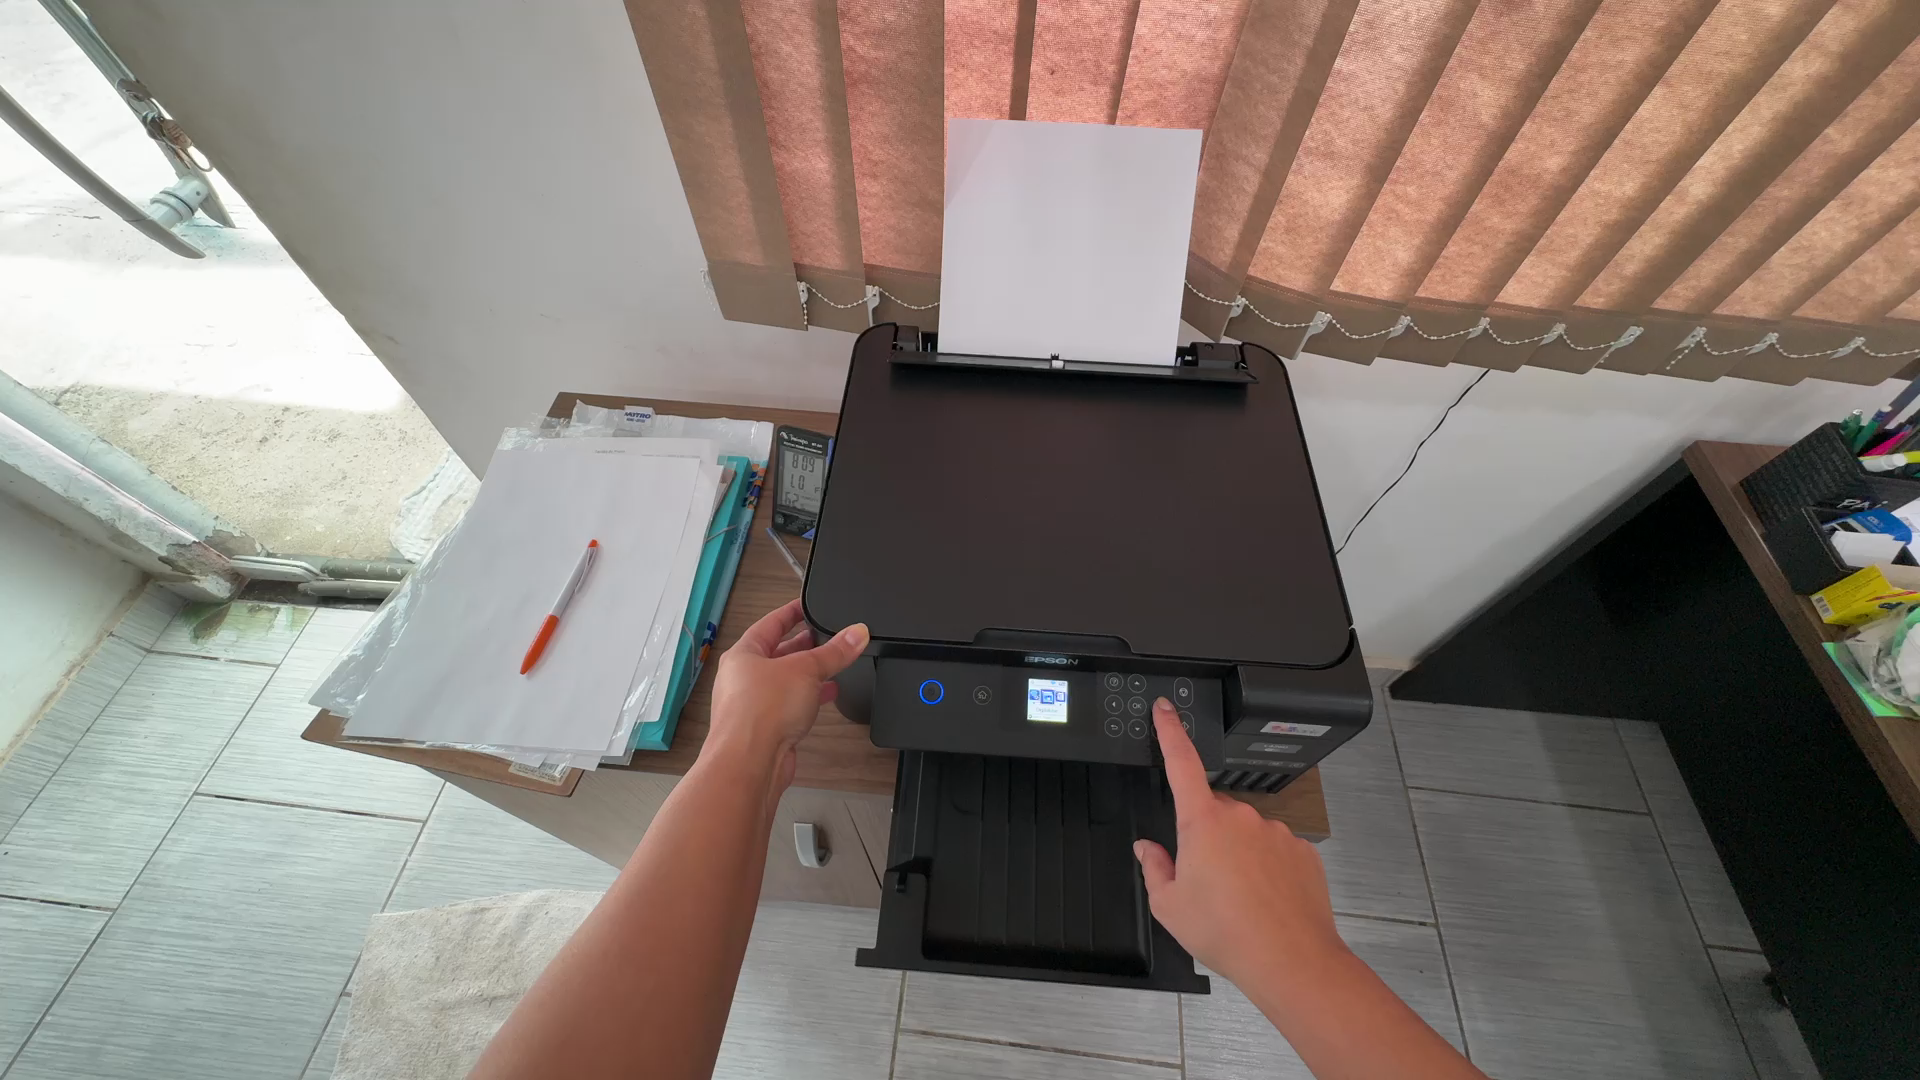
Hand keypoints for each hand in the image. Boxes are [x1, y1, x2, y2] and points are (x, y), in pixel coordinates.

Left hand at [707, 599, 867, 788]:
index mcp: (743, 655)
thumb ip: (835, 652)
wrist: (749, 762)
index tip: (806, 605)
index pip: (770, 624)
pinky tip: (826, 695)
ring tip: (830, 664)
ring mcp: (752, 705)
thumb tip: (856, 633)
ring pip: (784, 681)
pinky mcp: (765, 728)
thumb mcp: (807, 670)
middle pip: (777, 653)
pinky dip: (808, 697)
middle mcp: (743, 679)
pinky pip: (789, 705)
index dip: (791, 613)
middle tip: (822, 635)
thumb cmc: (760, 713)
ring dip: (808, 673)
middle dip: (802, 645)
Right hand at [1134, 698, 1345, 985]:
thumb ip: (1154, 869)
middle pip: (1212, 812)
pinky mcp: (1302, 850)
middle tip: (1206, 880)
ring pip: (1245, 832)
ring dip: (1238, 854)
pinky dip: (1267, 868)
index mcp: (1202, 821)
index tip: (1164, 708)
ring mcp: (1275, 830)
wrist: (1291, 962)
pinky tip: (1265, 900)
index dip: (1169, 730)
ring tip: (1240, 899)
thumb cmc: (1227, 933)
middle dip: (1206, 837)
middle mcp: (1240, 816)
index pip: (1180, 761)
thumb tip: (1148, 849)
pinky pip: (1275, 849)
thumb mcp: (1169, 905)